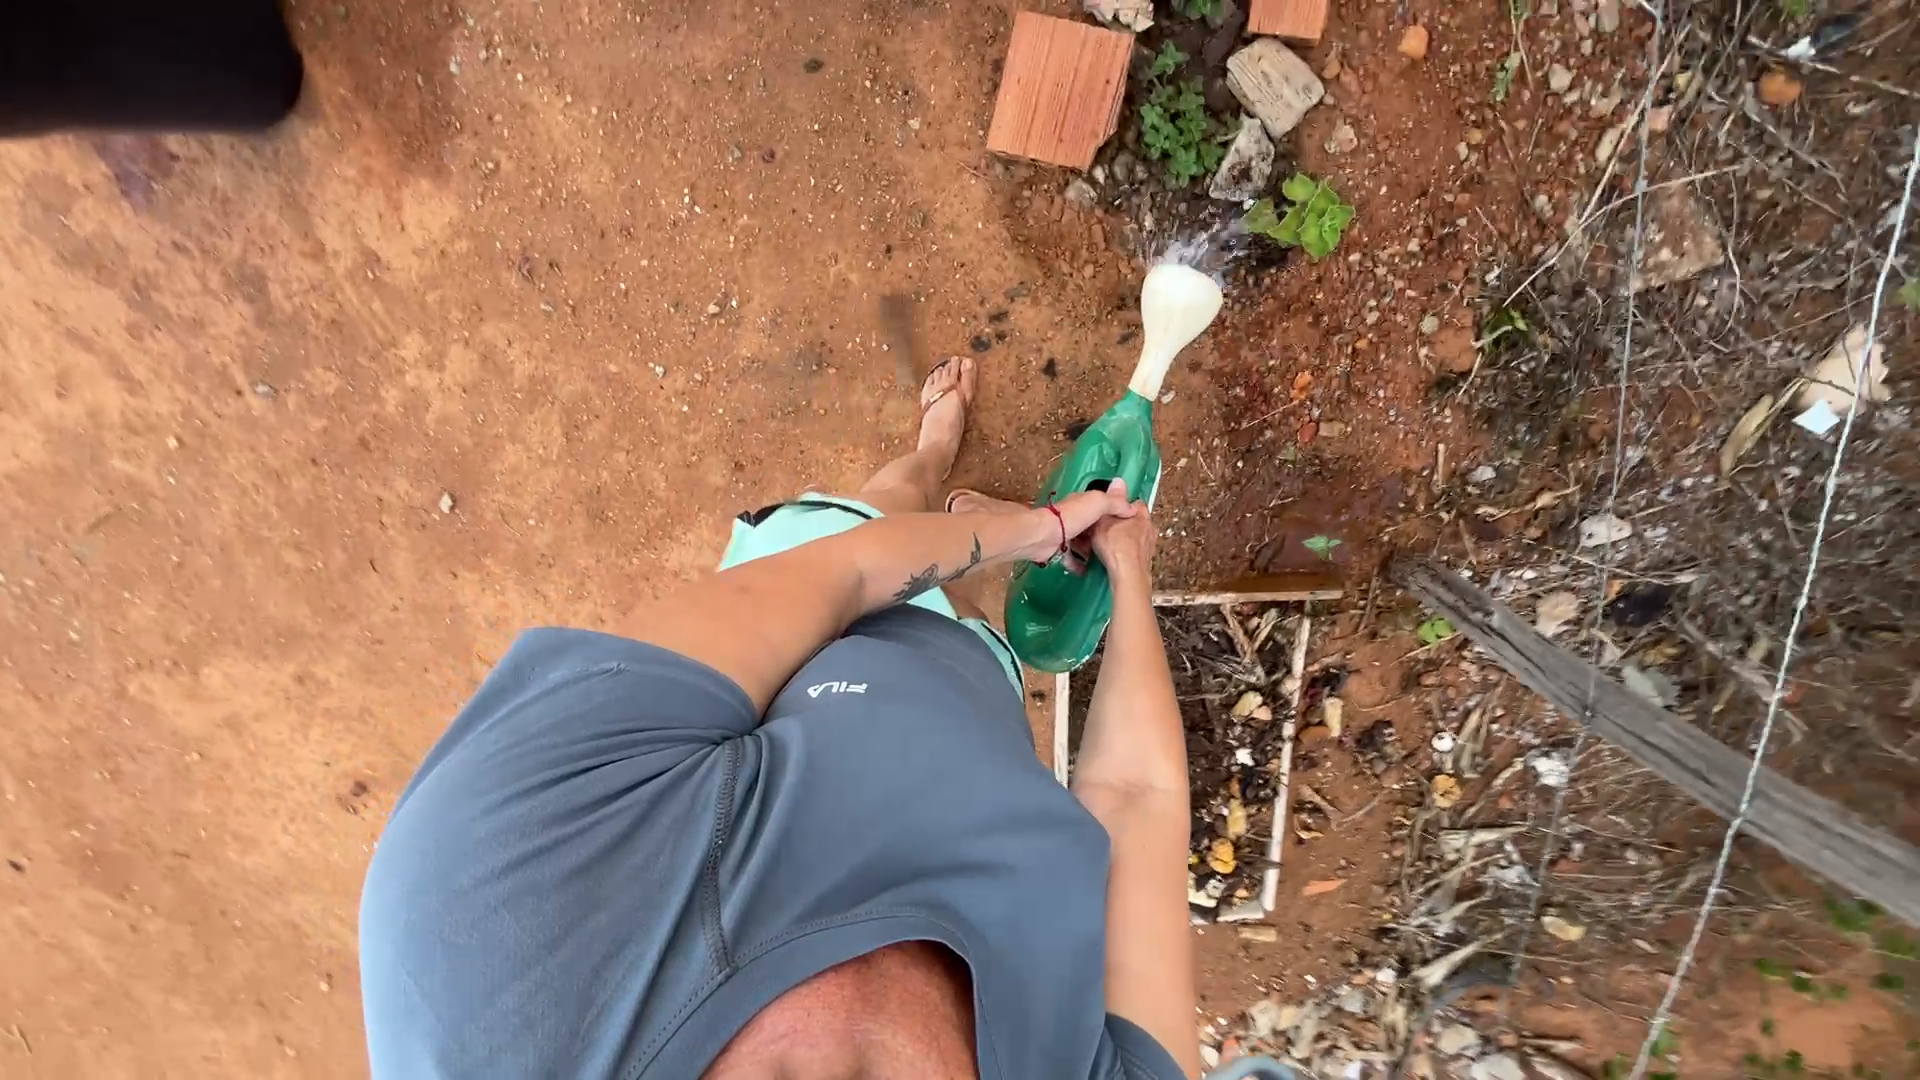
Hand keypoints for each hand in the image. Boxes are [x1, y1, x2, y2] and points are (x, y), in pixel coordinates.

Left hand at [1015, 481, 1137, 564]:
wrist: (1044, 536)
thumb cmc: (1071, 516)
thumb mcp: (1098, 503)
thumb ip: (1114, 503)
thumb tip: (1131, 508)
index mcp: (1082, 502)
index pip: (1099, 504)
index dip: (1112, 511)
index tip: (1124, 522)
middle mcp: (1072, 516)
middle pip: (1090, 525)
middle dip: (1101, 534)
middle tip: (1116, 544)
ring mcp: (1064, 533)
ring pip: (1081, 542)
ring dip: (1090, 550)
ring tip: (1105, 559)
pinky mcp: (1057, 549)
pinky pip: (1071, 558)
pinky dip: (1079, 565)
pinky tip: (1088, 570)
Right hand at [1090, 501, 1155, 587]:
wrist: (1128, 575)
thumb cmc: (1116, 546)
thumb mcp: (1105, 519)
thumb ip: (1113, 500)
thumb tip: (1119, 481)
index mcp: (1141, 514)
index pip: (1135, 503)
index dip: (1122, 506)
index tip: (1111, 510)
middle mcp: (1149, 529)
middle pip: (1135, 520)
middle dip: (1123, 523)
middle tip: (1107, 528)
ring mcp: (1149, 546)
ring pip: (1136, 537)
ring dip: (1125, 539)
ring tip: (1108, 545)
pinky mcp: (1146, 562)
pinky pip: (1134, 553)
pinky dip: (1126, 553)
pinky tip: (1114, 558)